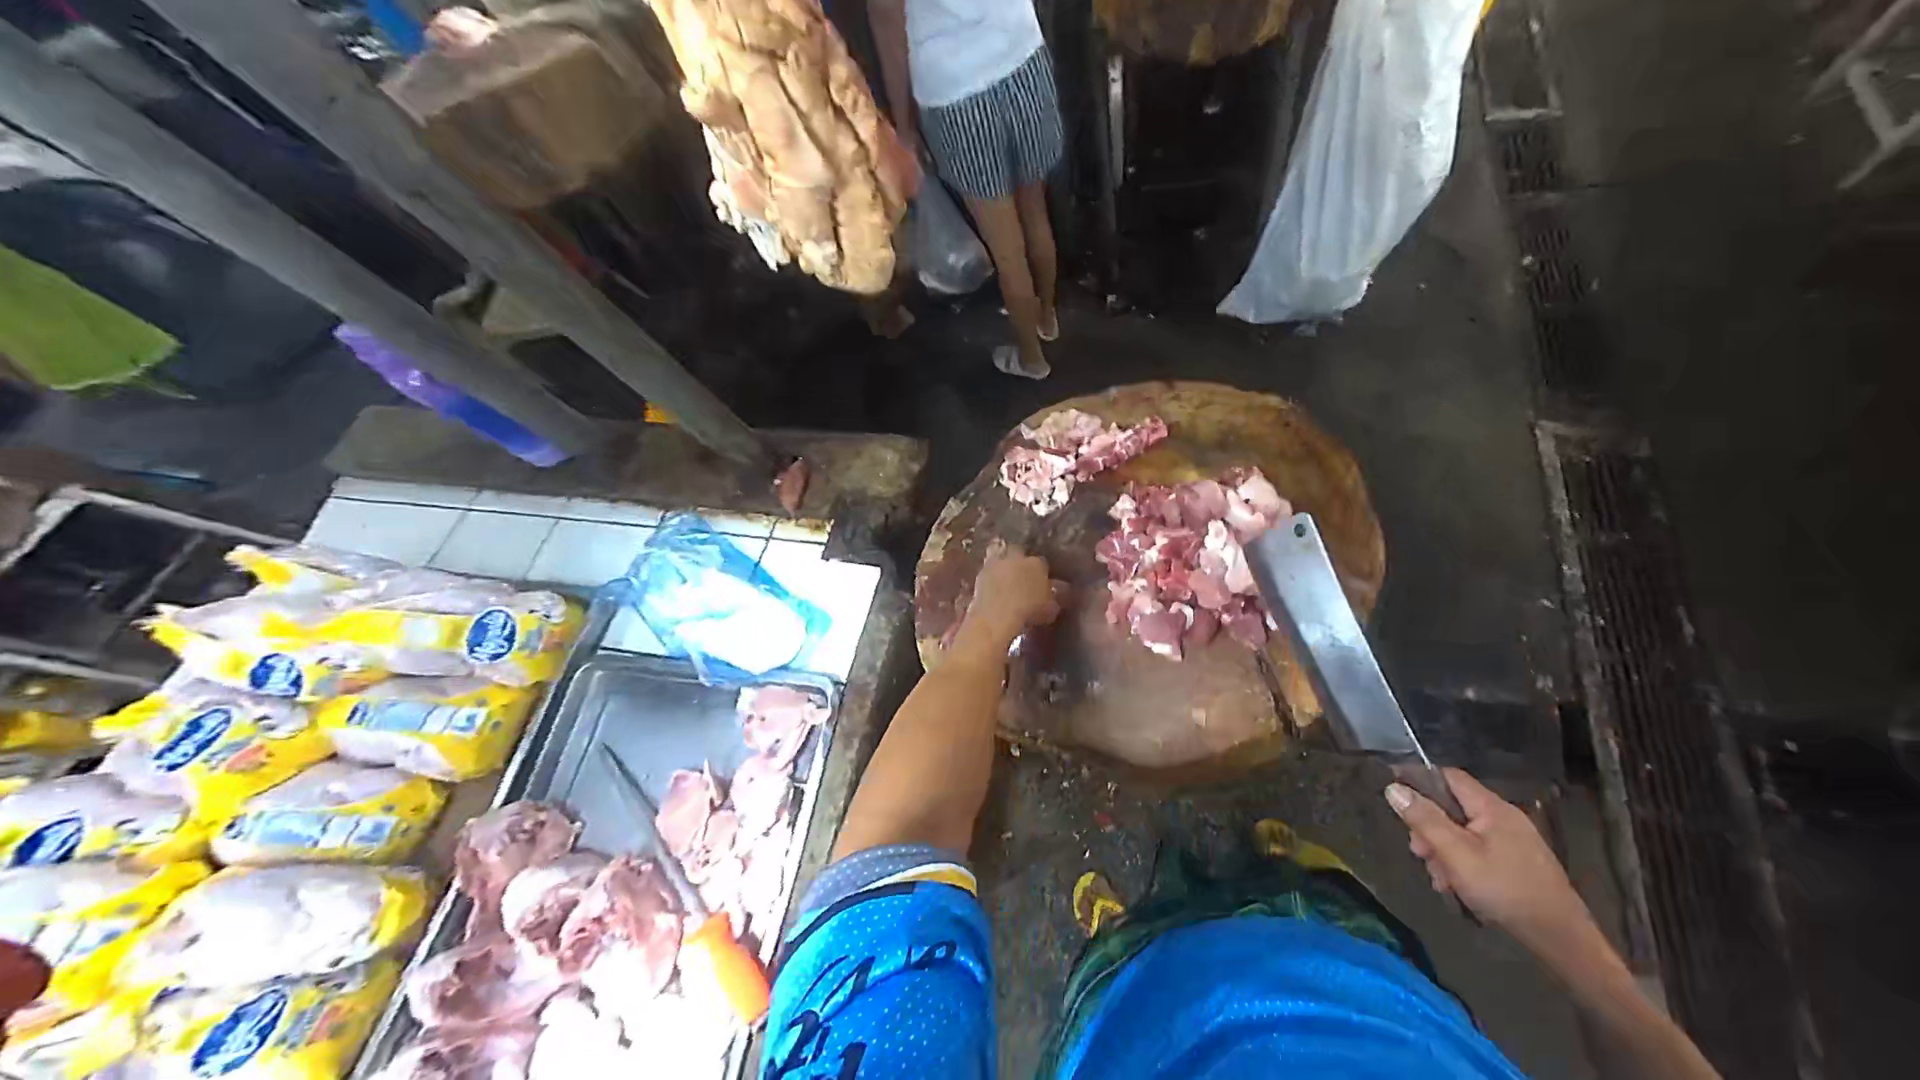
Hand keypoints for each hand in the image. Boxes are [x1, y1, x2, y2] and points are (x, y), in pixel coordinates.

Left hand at [957, 542, 1059, 648]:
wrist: (997, 614)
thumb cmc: (1029, 611)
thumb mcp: (1050, 609)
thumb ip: (1053, 600)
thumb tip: (1053, 598)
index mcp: (1037, 564)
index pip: (1042, 563)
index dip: (1040, 573)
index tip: (1039, 582)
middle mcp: (1017, 557)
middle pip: (1018, 552)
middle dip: (1019, 560)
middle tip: (1019, 574)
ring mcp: (996, 562)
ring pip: (998, 553)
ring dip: (1001, 562)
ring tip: (1002, 575)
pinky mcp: (980, 572)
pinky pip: (986, 569)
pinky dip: (989, 574)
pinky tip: (991, 584)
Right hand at [1387, 768, 1594, 947]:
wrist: (1562, 940)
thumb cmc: (1505, 890)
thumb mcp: (1455, 853)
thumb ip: (1423, 819)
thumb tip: (1394, 787)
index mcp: (1492, 808)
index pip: (1448, 776)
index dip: (1419, 779)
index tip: (1395, 795)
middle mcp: (1505, 818)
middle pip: (1452, 808)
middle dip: (1429, 828)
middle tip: (1419, 853)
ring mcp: (1514, 842)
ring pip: (1463, 833)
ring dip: (1443, 852)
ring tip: (1441, 880)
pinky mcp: (1518, 863)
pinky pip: (1478, 851)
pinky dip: (1462, 864)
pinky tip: (1458, 887)